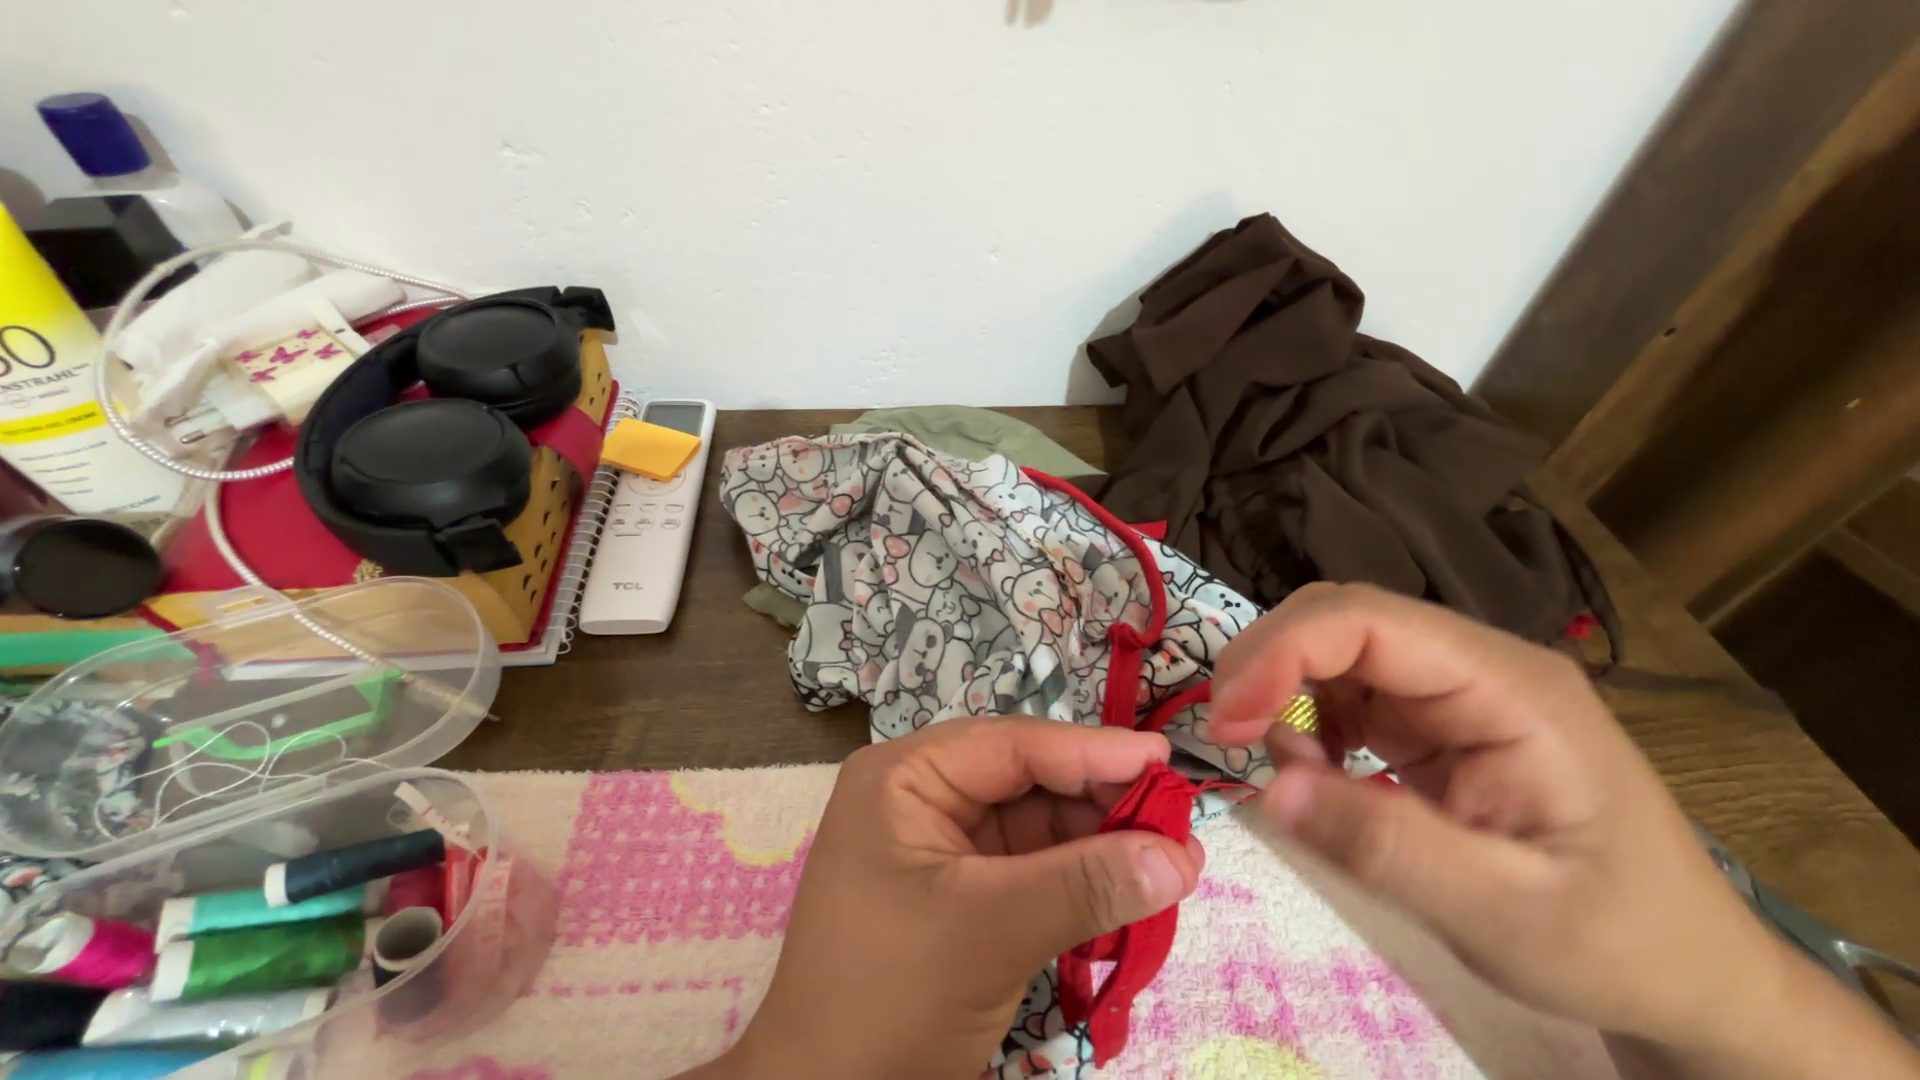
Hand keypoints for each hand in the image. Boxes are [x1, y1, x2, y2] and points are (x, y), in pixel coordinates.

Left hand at [691, 718, 1203, 1079]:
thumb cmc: (889, 998)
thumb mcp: (989, 932)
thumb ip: (1086, 886)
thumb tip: (1183, 857)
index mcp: (904, 776)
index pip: (1011, 744)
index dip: (1092, 750)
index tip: (1165, 758)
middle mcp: (920, 794)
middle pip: (1027, 777)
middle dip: (1100, 800)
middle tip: (1178, 820)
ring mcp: (939, 843)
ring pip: (1035, 822)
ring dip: (1097, 841)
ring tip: (1170, 860)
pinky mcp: (958, 889)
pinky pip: (1030, 865)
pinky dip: (1077, 876)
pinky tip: (1127, 885)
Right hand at [1205, 583, 1918, 1077]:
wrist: (1685, 971)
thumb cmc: (1614, 942)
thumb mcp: (1505, 916)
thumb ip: (1385, 847)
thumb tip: (1268, 786)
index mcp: (1509, 688)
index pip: (1368, 620)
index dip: (1282, 652)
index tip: (1229, 722)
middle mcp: (1478, 666)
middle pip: (1342, 617)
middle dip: (1269, 664)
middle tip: (1231, 736)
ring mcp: (1455, 690)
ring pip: (1335, 648)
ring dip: (1283, 693)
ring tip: (1283, 768)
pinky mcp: (1436, 719)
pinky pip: (1346, 691)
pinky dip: (1306, 720)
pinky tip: (1314, 771)